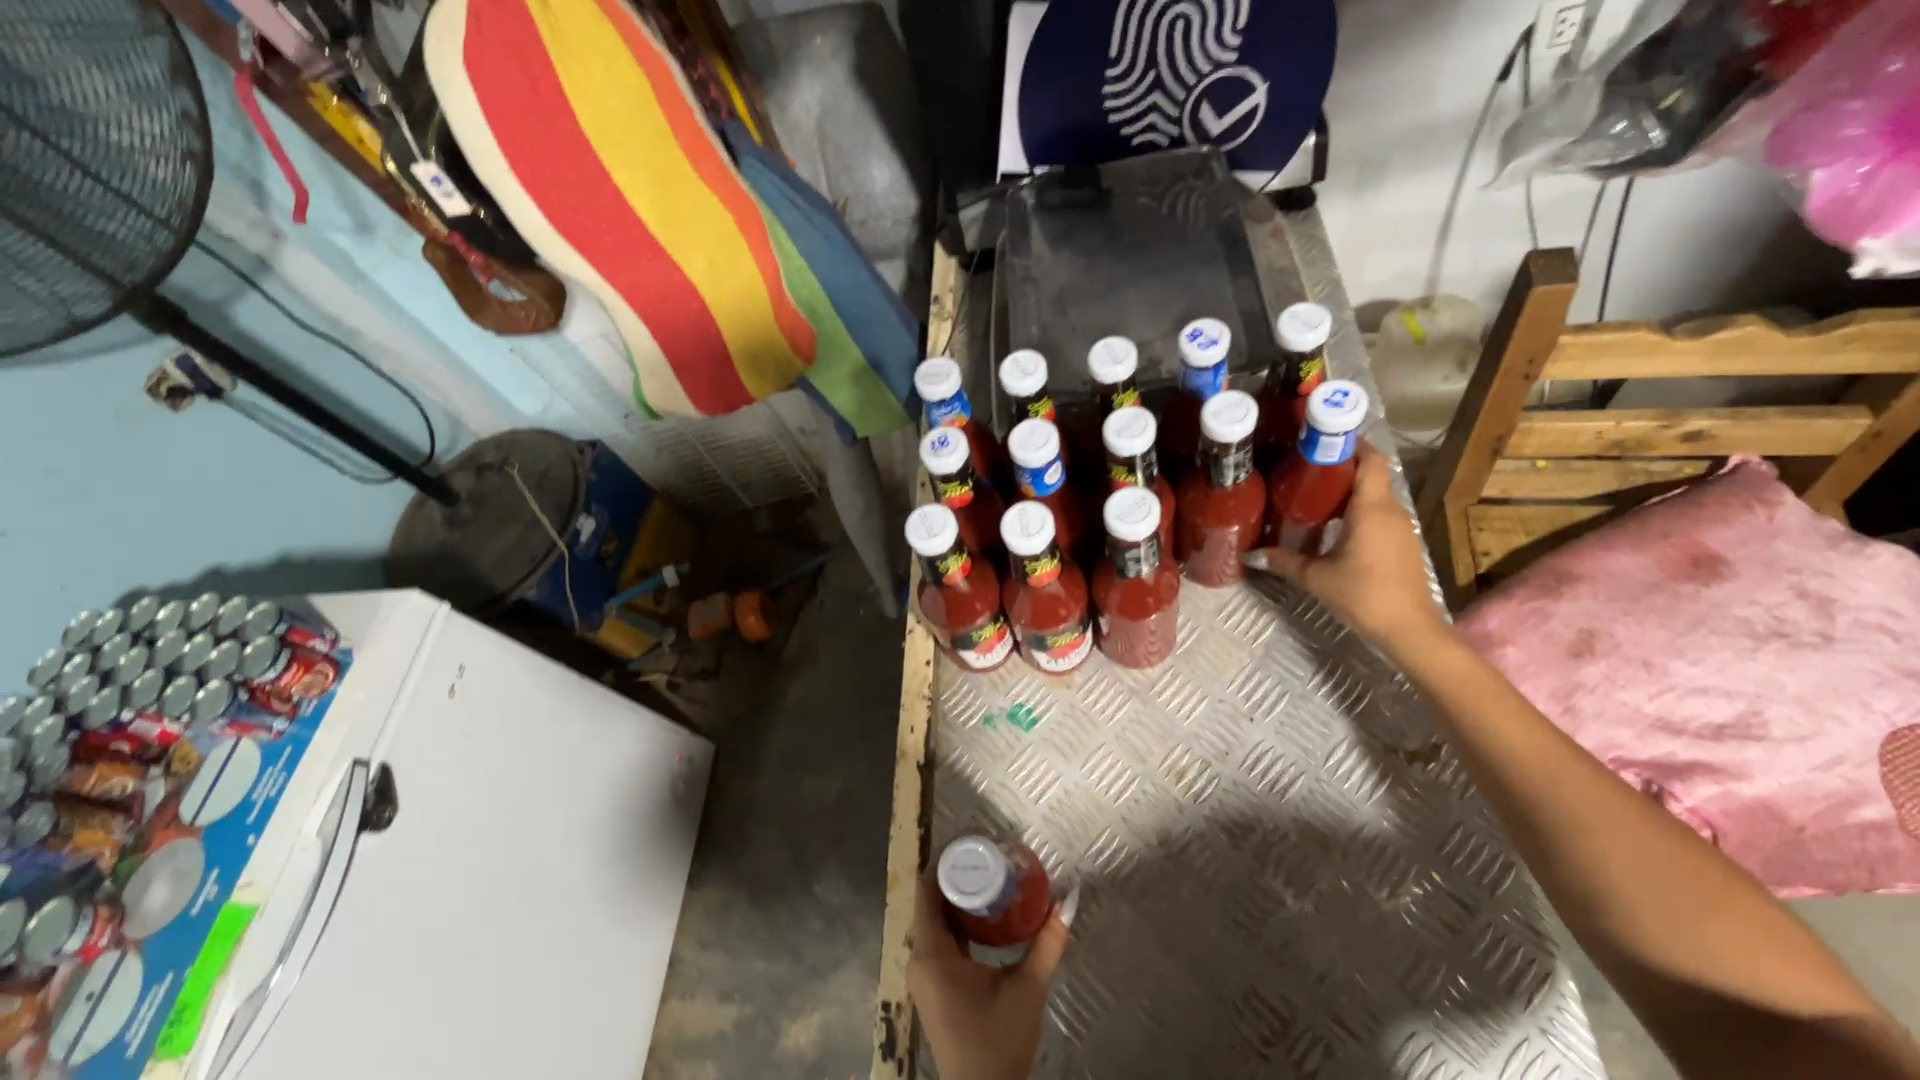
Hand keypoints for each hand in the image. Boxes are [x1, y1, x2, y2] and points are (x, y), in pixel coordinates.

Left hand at [907, 876, 1073, 1079]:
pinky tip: (985, 917)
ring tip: (989, 878)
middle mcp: (919, 960)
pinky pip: (939, 943)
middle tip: (988, 857)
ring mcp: (923, 976)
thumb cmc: (999, 1040)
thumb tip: (1069, 900)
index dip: (943, 865)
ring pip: (935, 925)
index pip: (925, 893)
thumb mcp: (1028, 988)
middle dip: (956, 880)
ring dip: (958, 903)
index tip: (970, 844)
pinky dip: (957, 926)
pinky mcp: (933, 988)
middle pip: (930, 906)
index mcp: (932, 955)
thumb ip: (1047, 942)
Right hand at [1241, 442, 1447, 654]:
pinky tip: (1335, 527)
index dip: (1351, 445)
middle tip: (1306, 469)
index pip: (1371, 460)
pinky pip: (1380, 516)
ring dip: (1350, 492)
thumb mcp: (1318, 578)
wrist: (1409, 629)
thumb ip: (1285, 562)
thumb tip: (1252, 554)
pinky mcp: (1402, 545)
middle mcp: (1391, 511)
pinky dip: (1359, 512)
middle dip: (1342, 468)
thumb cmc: (1364, 596)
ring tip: (1315, 496)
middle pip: (1371, 475)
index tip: (1323, 441)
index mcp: (1372, 509)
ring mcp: (1401, 529)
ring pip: (1376, 497)